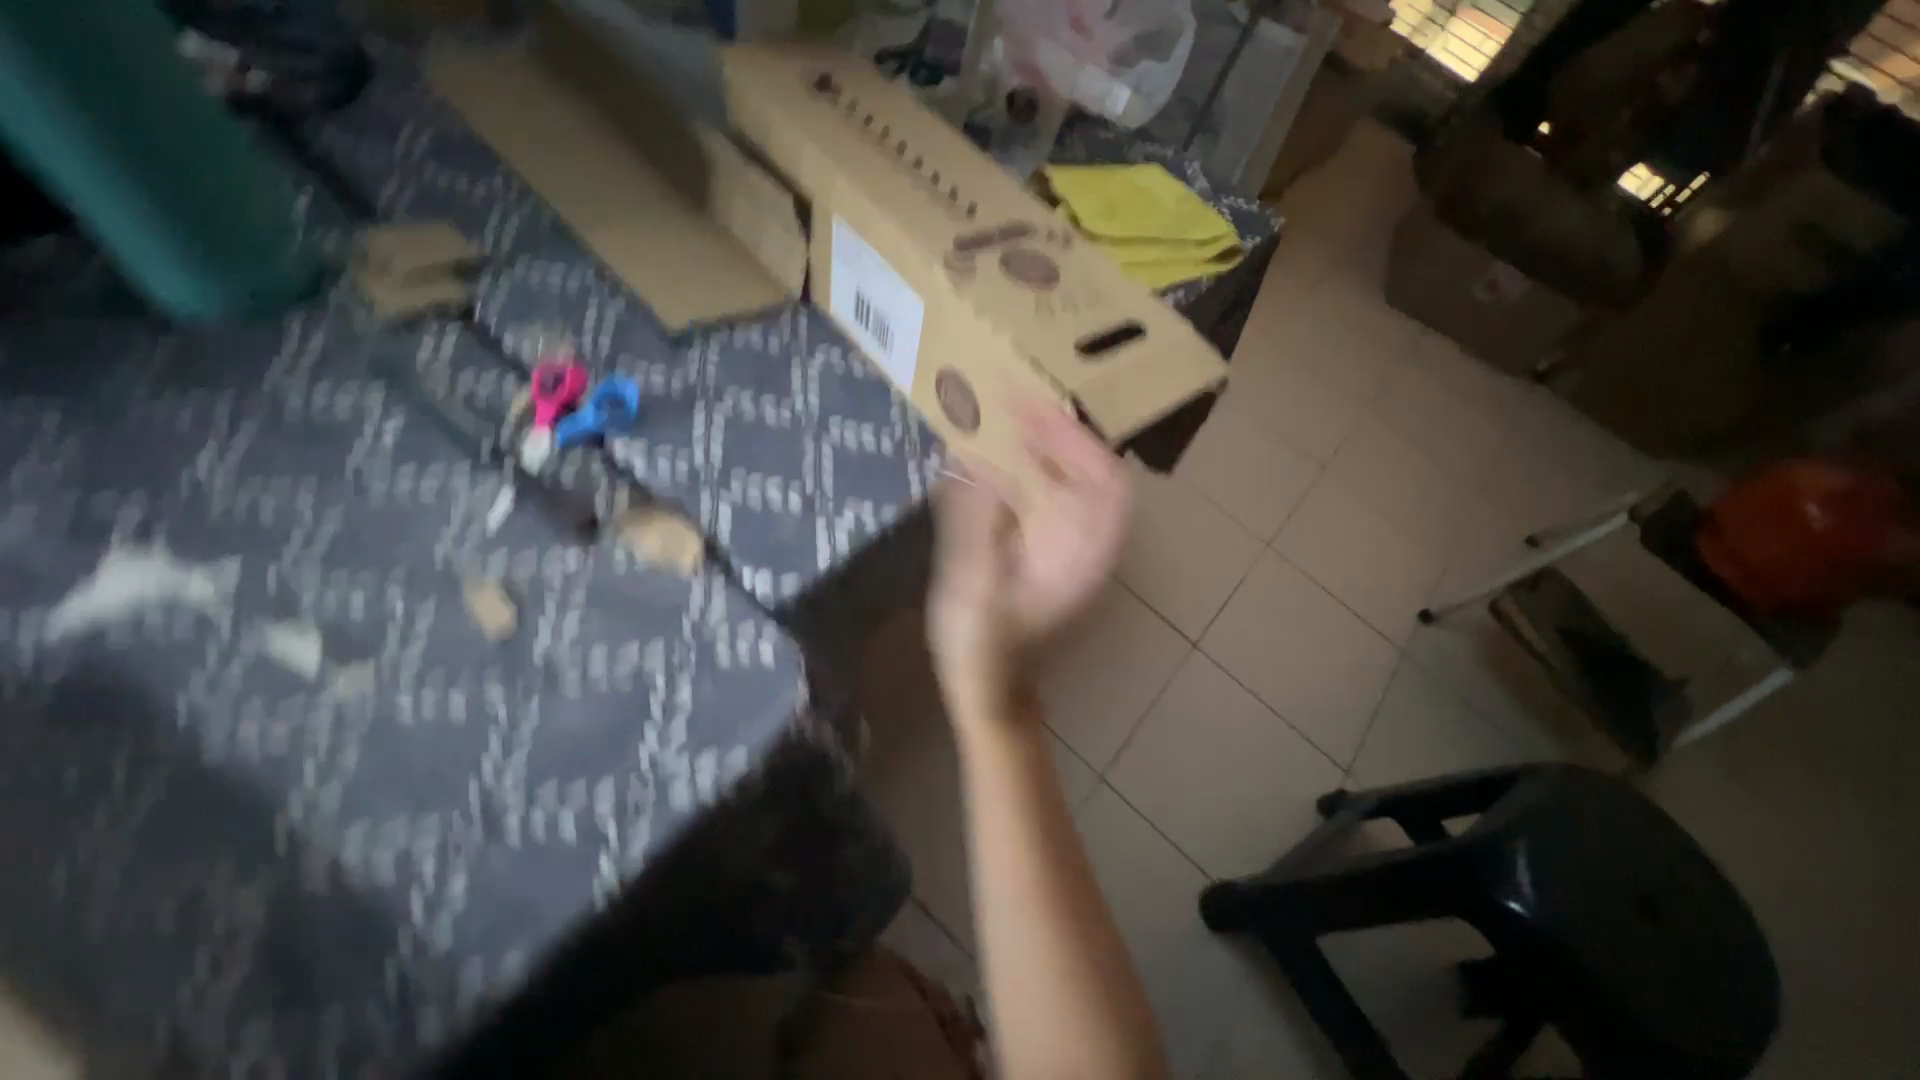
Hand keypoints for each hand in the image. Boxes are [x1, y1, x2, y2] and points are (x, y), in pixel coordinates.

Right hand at [927, 404, 1132, 724]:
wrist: (988, 691)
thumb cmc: (984, 646)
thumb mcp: (973, 582)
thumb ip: (976, 519)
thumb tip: (973, 458)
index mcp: (1084, 554)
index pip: (1104, 482)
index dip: (1076, 439)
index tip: (1036, 406)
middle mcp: (1087, 544)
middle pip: (1091, 474)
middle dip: (1058, 431)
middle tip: (1012, 396)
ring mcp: (1068, 548)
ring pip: (1071, 482)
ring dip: (1043, 446)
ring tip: (1003, 412)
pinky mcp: (1047, 551)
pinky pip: (1047, 499)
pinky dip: (1027, 470)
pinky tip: (992, 456)